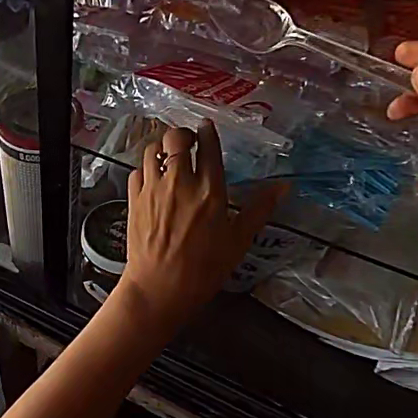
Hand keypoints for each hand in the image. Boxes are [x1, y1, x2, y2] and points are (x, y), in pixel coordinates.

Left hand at [118, 122, 283, 329]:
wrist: (159, 287)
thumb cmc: (204, 268)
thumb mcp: (238, 240)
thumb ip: (259, 208)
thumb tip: (284, 186)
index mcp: (210, 190)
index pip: (208, 146)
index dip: (207, 132)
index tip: (207, 129)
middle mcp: (179, 182)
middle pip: (176, 138)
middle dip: (183, 135)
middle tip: (188, 144)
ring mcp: (152, 189)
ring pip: (152, 149)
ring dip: (162, 148)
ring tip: (169, 158)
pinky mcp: (133, 199)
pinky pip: (137, 170)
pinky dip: (145, 168)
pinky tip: (152, 178)